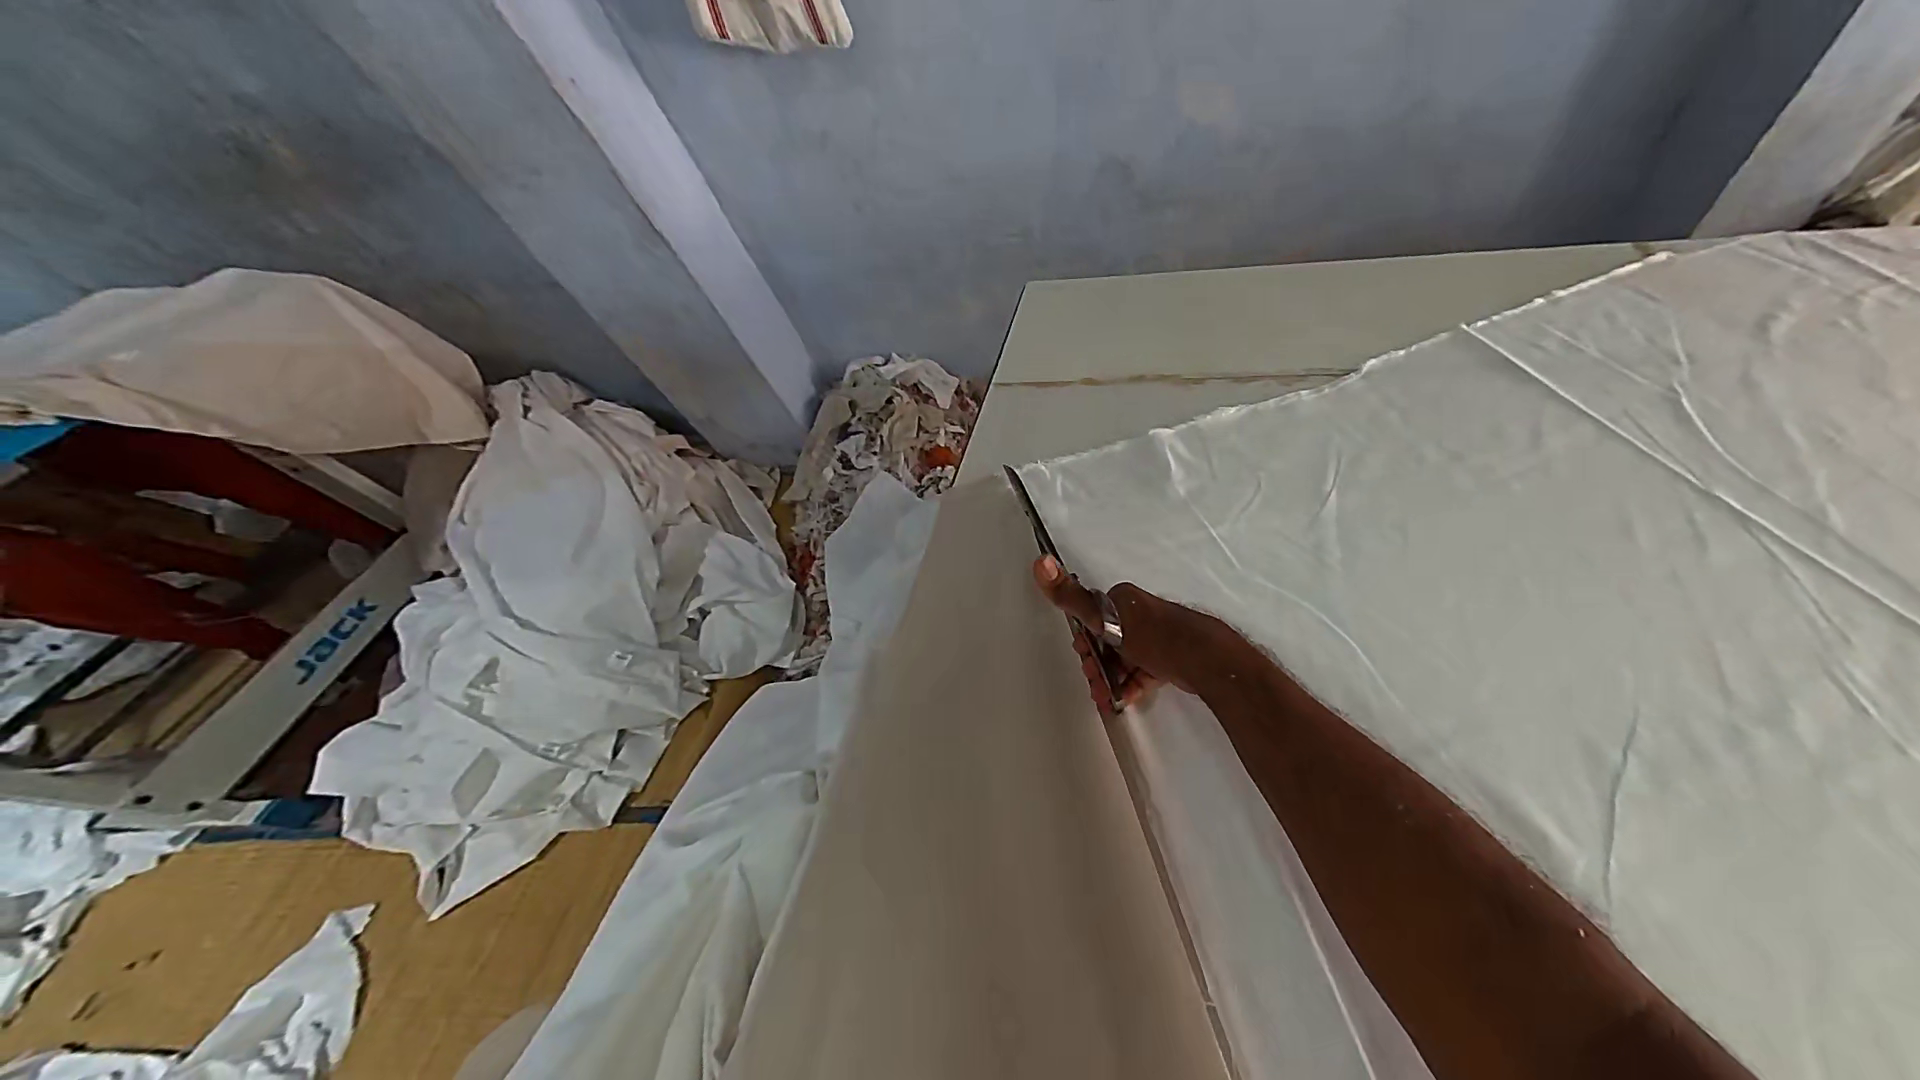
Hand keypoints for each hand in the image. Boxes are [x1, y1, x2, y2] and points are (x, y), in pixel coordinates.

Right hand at [1031, 556, 1254, 714]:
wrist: (1207, 662)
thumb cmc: (1160, 638)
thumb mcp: (1106, 619)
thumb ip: (1072, 597)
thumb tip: (1042, 563)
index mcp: (1124, 601)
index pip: (1092, 619)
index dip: (1084, 641)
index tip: (1084, 658)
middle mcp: (1140, 615)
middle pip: (1107, 641)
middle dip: (1098, 664)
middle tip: (1096, 681)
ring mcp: (1156, 637)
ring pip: (1124, 659)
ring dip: (1112, 678)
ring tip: (1108, 695)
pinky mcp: (1169, 657)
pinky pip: (1143, 671)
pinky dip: (1131, 684)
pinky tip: (1126, 695)